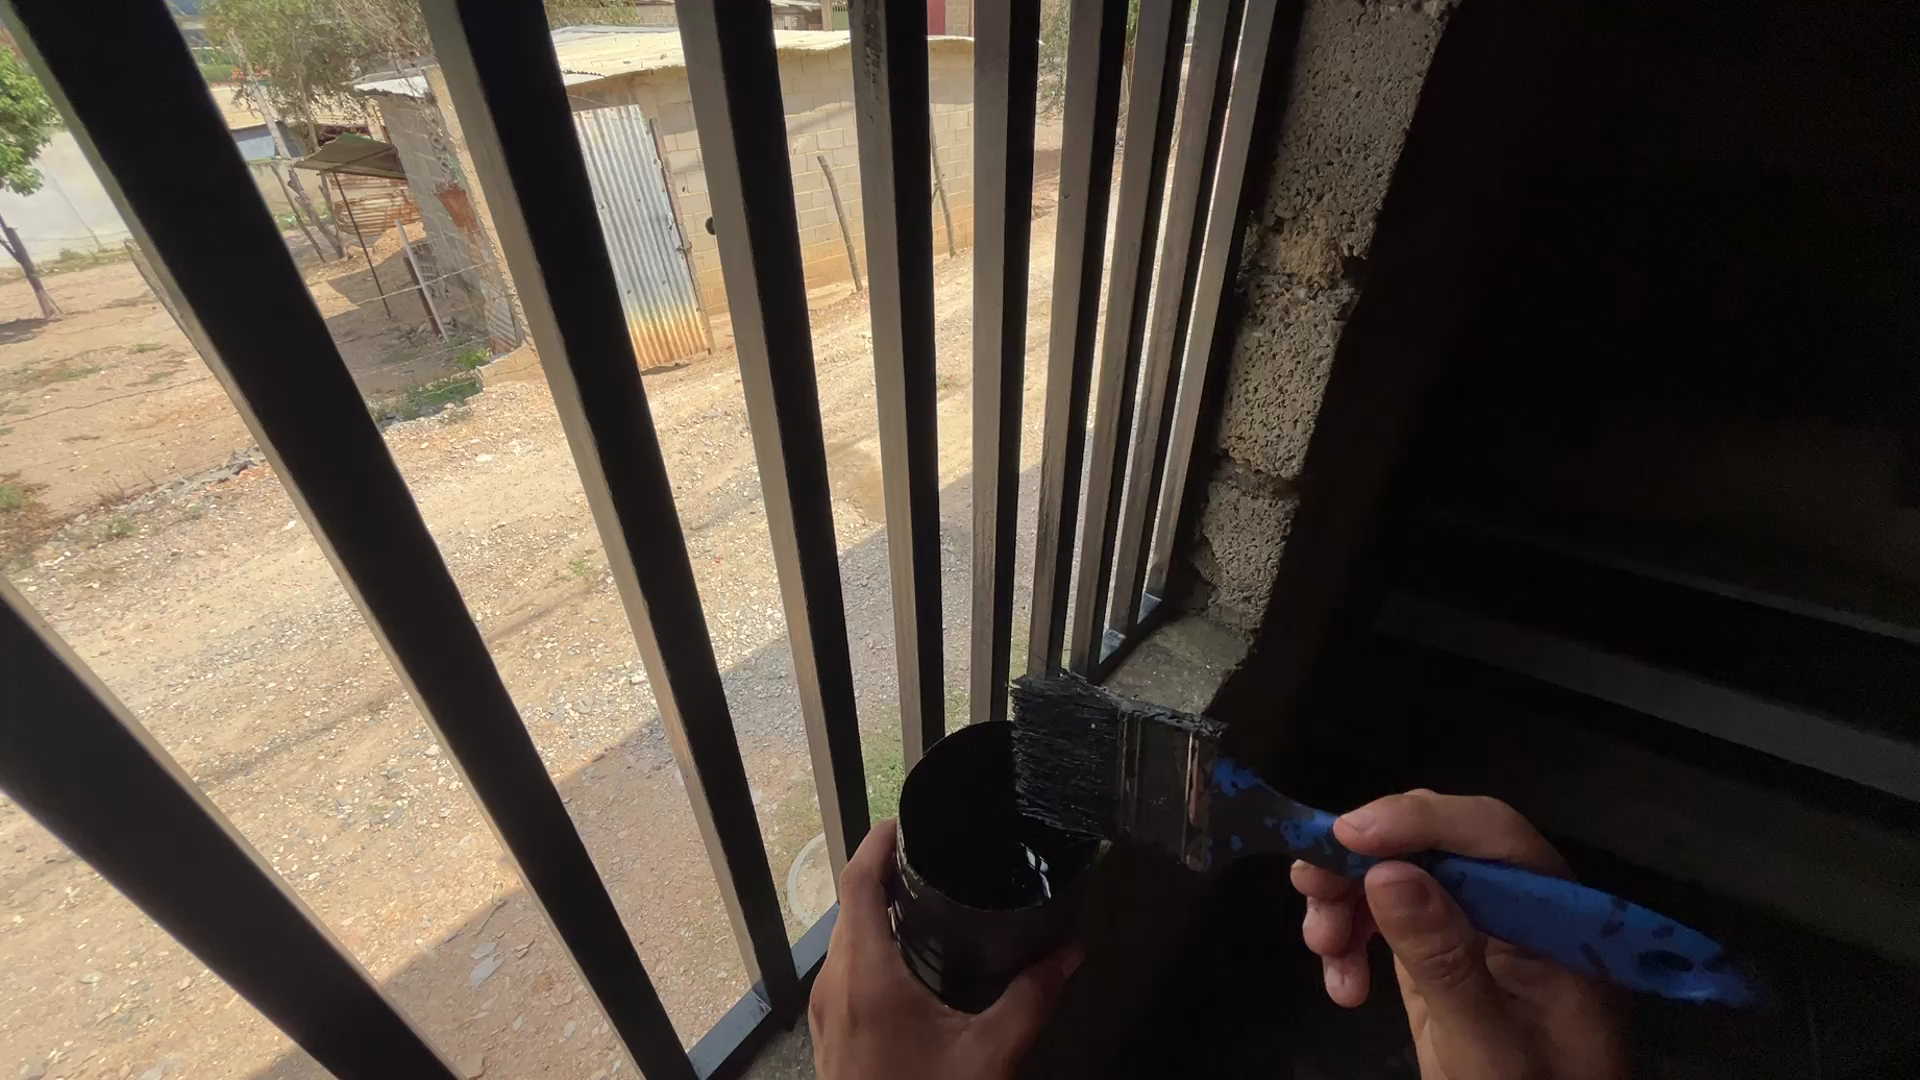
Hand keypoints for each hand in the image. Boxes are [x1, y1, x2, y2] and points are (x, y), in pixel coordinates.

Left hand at [809, 819, 1082, 1079]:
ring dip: (871, 904)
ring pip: (843, 935)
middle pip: (848, 903)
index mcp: (865, 978)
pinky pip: (843, 963)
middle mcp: (834, 985)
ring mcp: (825, 1010)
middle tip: (925, 851)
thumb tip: (1073, 952)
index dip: (874, 842)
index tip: (902, 819)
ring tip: (918, 888)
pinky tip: (904, 947)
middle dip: (880, 868)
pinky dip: (867, 937)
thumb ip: (1032, 999)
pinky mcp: (828, 1031)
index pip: (856, 884)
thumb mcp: (988, 1058)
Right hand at [1291, 790, 1627, 1079]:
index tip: (1347, 835)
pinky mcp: (1435, 942)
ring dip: (1342, 897)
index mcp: (1555, 922)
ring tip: (1320, 945)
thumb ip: (1444, 962)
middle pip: (1427, 843)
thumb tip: (1386, 872)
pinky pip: (1377, 907)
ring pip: (1390, 868)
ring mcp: (1471, 924)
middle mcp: (1513, 908)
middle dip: (1361, 861)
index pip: (1490, 834)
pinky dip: (1345, 931)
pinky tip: (1341, 979)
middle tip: (1311, 887)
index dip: (1418, 821)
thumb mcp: (1488, 1050)